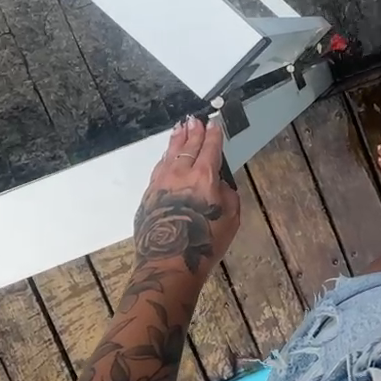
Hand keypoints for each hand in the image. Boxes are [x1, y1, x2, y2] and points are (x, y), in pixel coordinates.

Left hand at [135, 116, 240, 274]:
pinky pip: (159, 168)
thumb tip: (217, 182)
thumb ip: (226, 193)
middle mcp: (181, 174)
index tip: (214, 123)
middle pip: (188, 146)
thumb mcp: (231, 216)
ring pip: (170, 154)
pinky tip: (167, 155)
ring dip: (177, 140)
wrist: (168, 261)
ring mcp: (161, 182)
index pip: (210, 148)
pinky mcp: (149, 194)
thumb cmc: (206, 241)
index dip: (214, 134)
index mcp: (205, 177)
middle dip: (193, 131)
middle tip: (195, 119)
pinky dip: (166, 157)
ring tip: (180, 128)